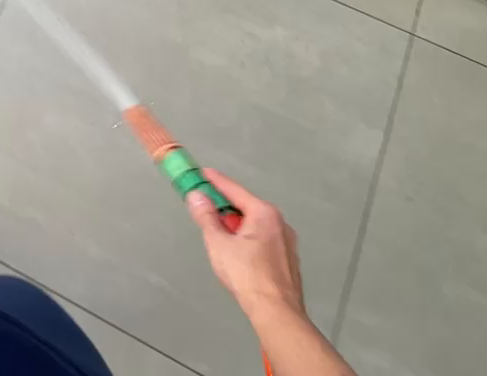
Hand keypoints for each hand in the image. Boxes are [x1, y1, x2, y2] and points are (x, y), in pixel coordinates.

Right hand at [184, 169, 305, 318]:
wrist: (277, 313)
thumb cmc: (246, 274)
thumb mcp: (218, 242)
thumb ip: (206, 216)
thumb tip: (197, 195)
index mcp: (264, 213)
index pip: (234, 190)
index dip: (215, 181)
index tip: (202, 173)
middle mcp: (279, 223)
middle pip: (246, 206)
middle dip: (225, 206)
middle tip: (206, 206)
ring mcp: (287, 243)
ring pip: (256, 224)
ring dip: (236, 223)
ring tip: (219, 232)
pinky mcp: (289, 260)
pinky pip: (263, 238)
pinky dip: (248, 237)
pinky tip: (238, 251)